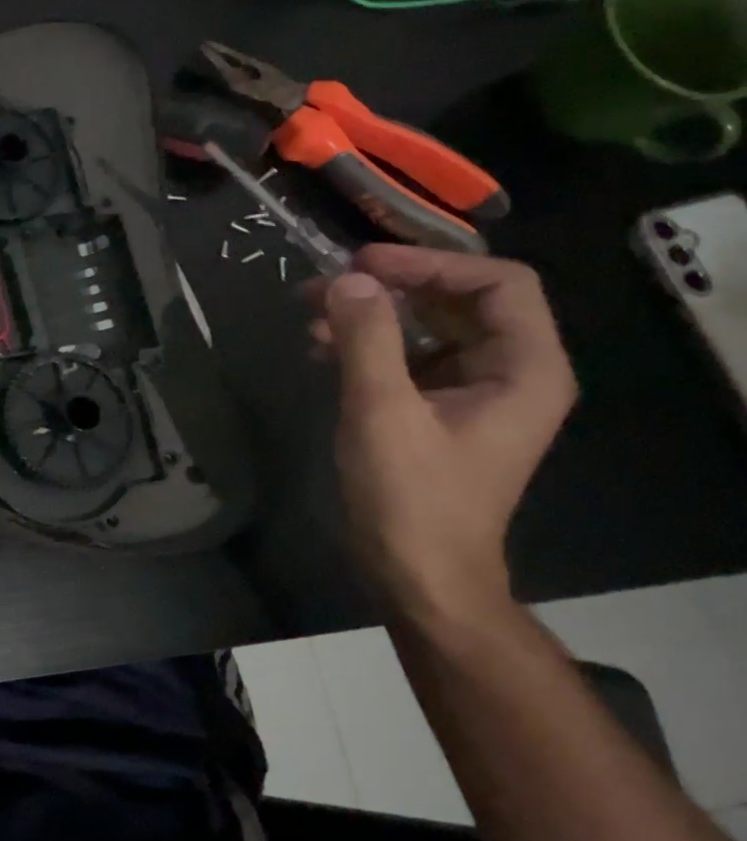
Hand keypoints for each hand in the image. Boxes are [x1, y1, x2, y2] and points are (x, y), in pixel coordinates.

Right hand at [308, 246, 575, 620]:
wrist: (420, 575)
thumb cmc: (411, 497)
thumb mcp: (382, 413)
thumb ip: (367, 340)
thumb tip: (346, 281)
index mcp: (526, 368)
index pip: (498, 284)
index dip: (430, 264)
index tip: (361, 265)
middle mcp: (514, 374)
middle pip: (463, 302)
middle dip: (393, 289)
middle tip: (326, 285)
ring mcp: (478, 396)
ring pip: (432, 331)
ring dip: (374, 319)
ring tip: (313, 320)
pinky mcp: (443, 416)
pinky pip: (413, 363)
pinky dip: (371, 350)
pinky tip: (324, 353)